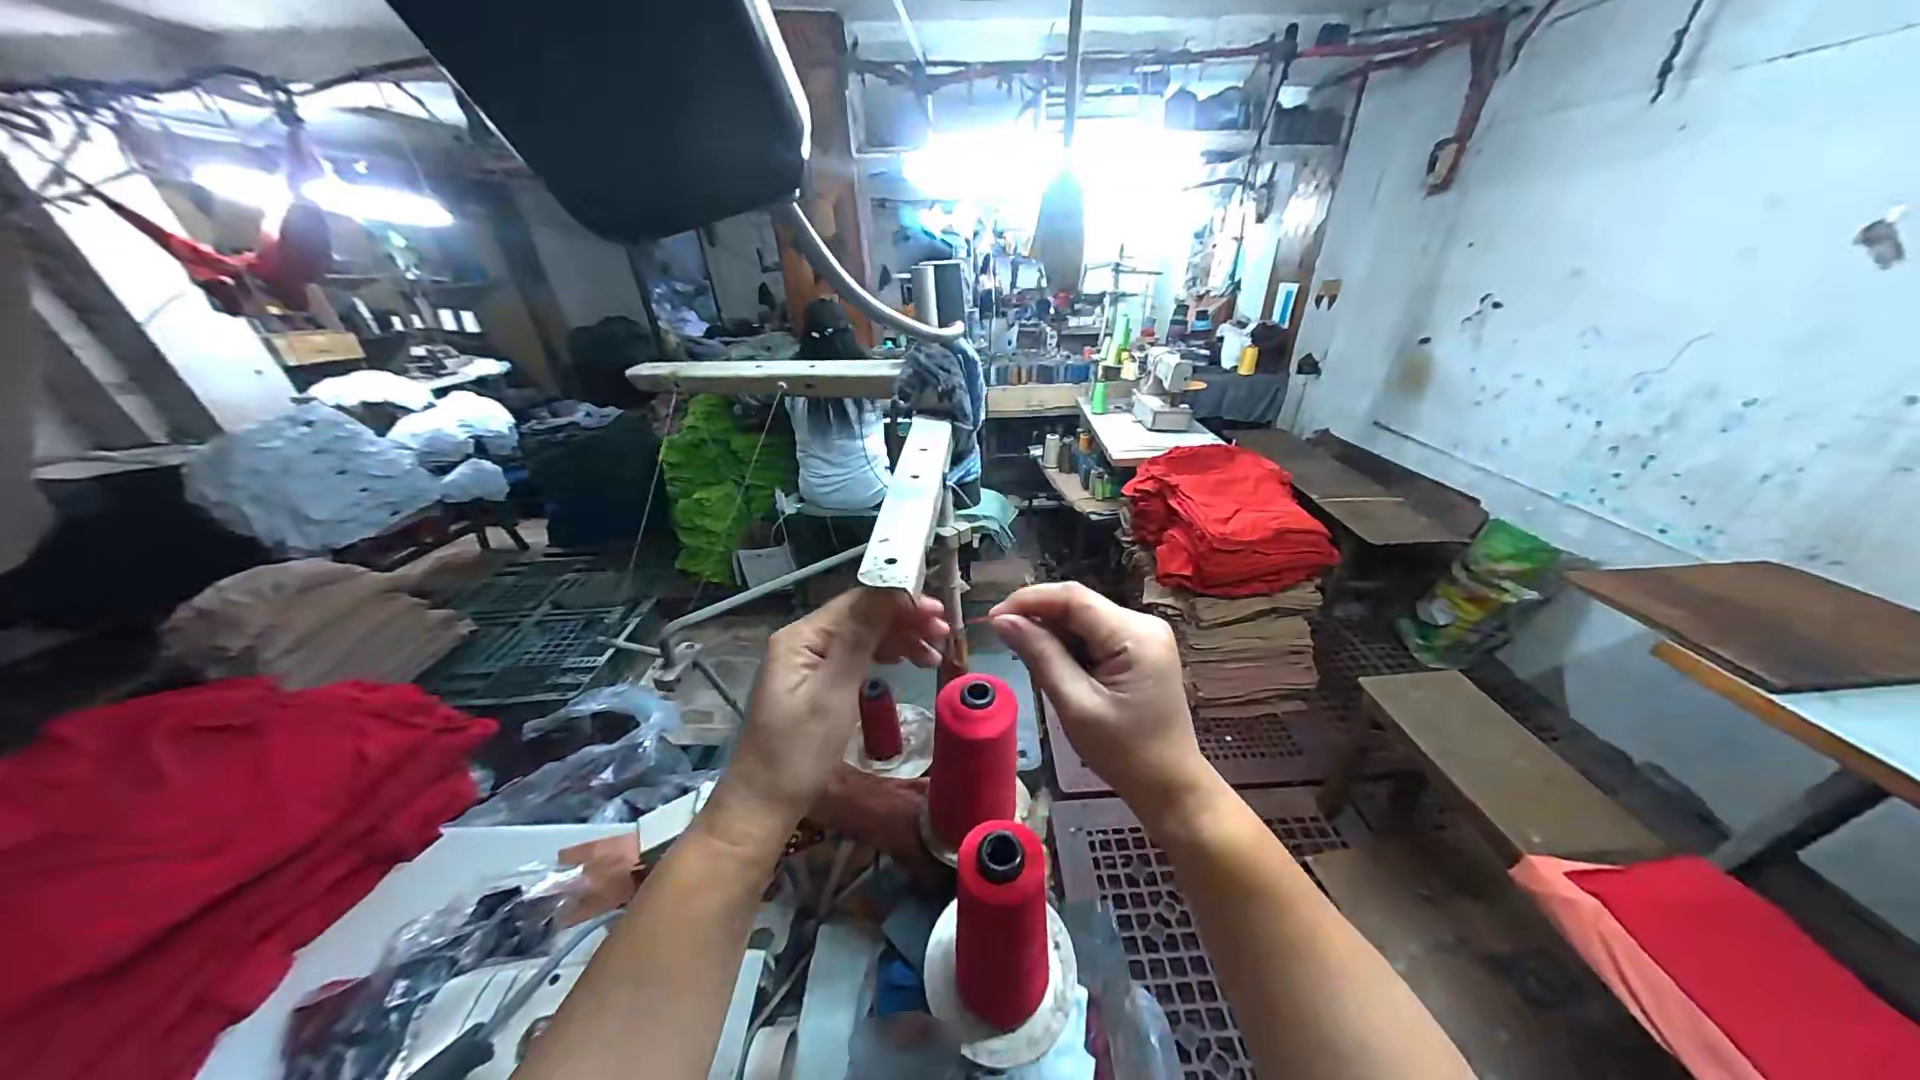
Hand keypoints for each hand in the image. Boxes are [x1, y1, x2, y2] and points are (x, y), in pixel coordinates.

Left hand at [723, 588, 948, 823]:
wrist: (765, 804)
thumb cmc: (799, 751)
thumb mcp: (835, 693)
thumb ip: (861, 639)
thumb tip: (889, 592)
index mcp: (801, 637)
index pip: (858, 602)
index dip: (900, 600)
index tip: (938, 612)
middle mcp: (803, 641)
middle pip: (862, 616)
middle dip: (904, 620)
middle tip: (944, 634)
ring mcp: (809, 662)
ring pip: (862, 636)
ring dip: (899, 638)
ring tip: (933, 654)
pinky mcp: (816, 682)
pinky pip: (856, 656)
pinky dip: (884, 656)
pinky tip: (906, 661)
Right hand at [989, 583, 1213, 818]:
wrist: (1169, 785)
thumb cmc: (1124, 752)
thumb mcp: (1075, 705)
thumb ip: (1040, 656)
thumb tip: (1002, 621)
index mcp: (1136, 635)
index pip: (1073, 597)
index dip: (1028, 600)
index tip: (993, 618)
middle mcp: (1144, 623)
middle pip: (1078, 604)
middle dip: (1038, 616)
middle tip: (1003, 639)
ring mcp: (1145, 634)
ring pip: (1083, 618)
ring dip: (1051, 631)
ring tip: (1026, 656)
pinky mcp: (1140, 648)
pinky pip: (1095, 633)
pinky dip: (1069, 644)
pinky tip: (1054, 664)